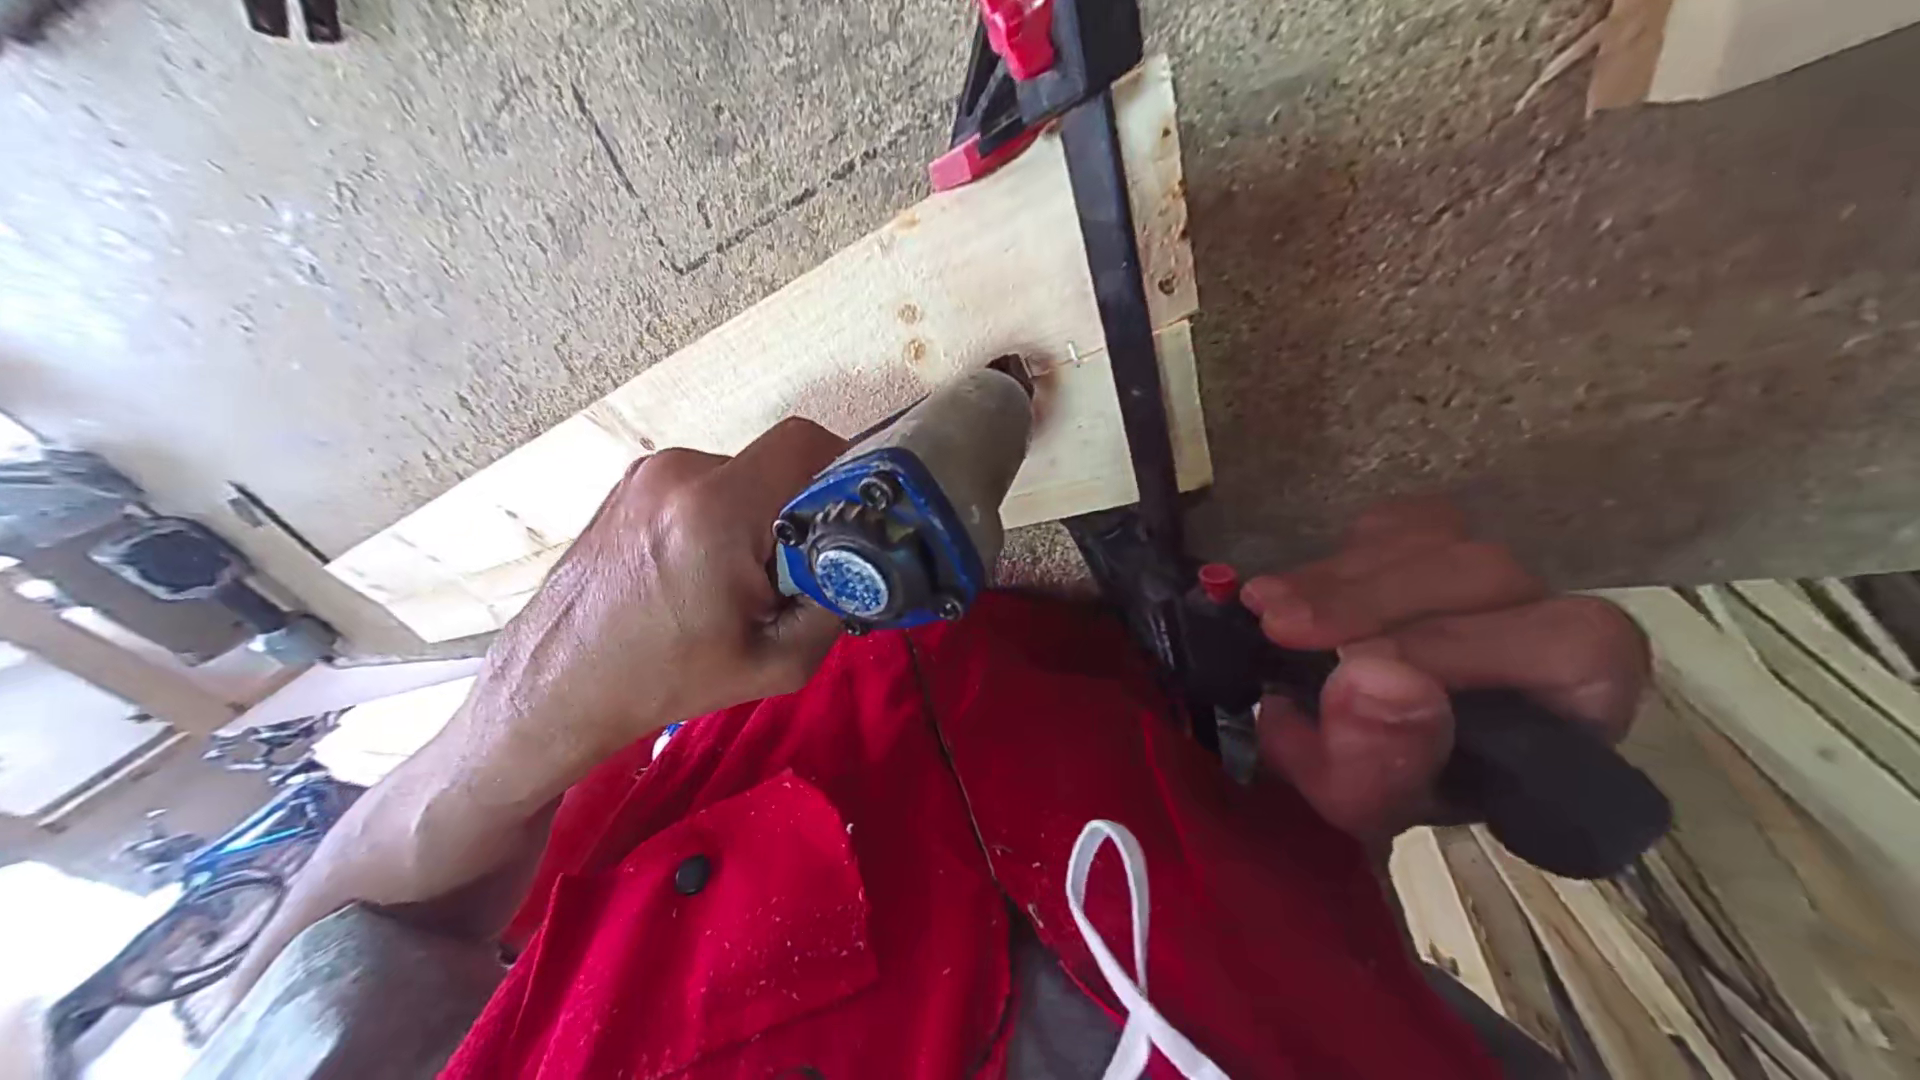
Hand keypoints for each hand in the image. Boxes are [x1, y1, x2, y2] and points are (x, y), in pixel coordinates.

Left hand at [471, 418, 848, 758]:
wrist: (558, 683)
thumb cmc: (664, 678)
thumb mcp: (779, 662)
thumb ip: (838, 603)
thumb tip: (869, 565)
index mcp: (716, 511)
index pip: (806, 444)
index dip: (846, 468)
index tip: (856, 514)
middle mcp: (680, 472)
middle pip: (778, 463)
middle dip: (805, 508)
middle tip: (801, 567)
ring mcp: (651, 471)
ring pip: (746, 475)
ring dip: (765, 514)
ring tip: (747, 575)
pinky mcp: (636, 481)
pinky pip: (711, 483)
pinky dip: (729, 515)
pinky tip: (710, 566)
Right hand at [1243, 500, 1649, 850]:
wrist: (1326, 742)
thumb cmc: (1362, 778)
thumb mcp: (1359, 798)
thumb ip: (1375, 757)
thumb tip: (1372, 677)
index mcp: (1569, 703)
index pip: (1567, 647)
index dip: (1463, 649)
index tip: (1354, 668)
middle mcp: (1541, 621)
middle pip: (1484, 573)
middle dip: (1370, 601)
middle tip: (1280, 626)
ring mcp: (1479, 573)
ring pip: (1429, 538)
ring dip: (1336, 578)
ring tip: (1266, 609)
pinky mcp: (1423, 544)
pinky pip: (1390, 523)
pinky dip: (1335, 554)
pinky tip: (1291, 589)